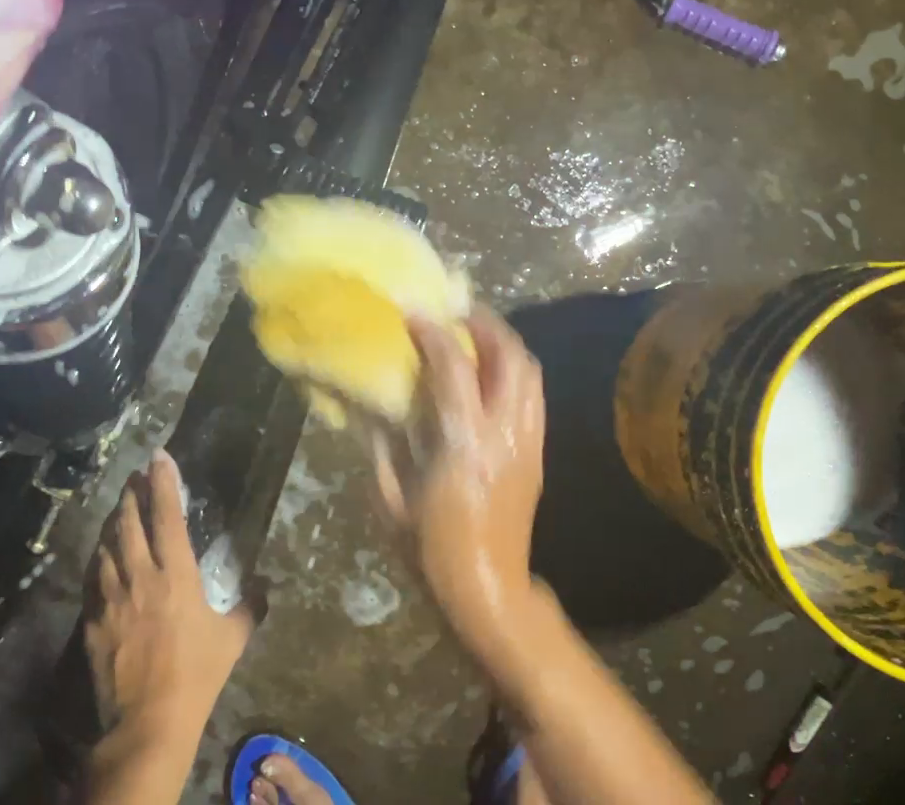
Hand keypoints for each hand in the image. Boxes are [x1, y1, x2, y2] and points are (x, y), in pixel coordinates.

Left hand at [84, 451, 254, 739]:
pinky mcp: (91, 619)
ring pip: (105, 544)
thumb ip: (250, 608)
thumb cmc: (196, 676)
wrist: (146, 721)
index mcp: (176, 575)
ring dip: (112, 521)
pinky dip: (99, 557)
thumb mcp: (232, 641)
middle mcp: (140, 576)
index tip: (158, 455)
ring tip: (118, 508)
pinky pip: (93, 576)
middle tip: (134, 476)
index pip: (168, 516)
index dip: (163, 482)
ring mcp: (110, 596)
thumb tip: (266, 586)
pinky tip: (102, 555)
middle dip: (131, 493)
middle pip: (129, 521)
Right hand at [374, 306, 544, 655]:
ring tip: (472, 337)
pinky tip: (487, 378)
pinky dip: (513, 373)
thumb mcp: (391, 498)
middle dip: (483, 324)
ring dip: (503, 345)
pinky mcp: (537, 455)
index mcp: (464, 443)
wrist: (488, 592)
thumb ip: (381, 443)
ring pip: (529, 372)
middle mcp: (505, 434)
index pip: (454, 367)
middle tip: (453, 313)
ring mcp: (528, 443)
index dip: (433, 332)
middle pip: (510, 356)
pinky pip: (533, 397)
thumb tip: (367, 403)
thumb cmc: (430, 550)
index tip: (411, 312)